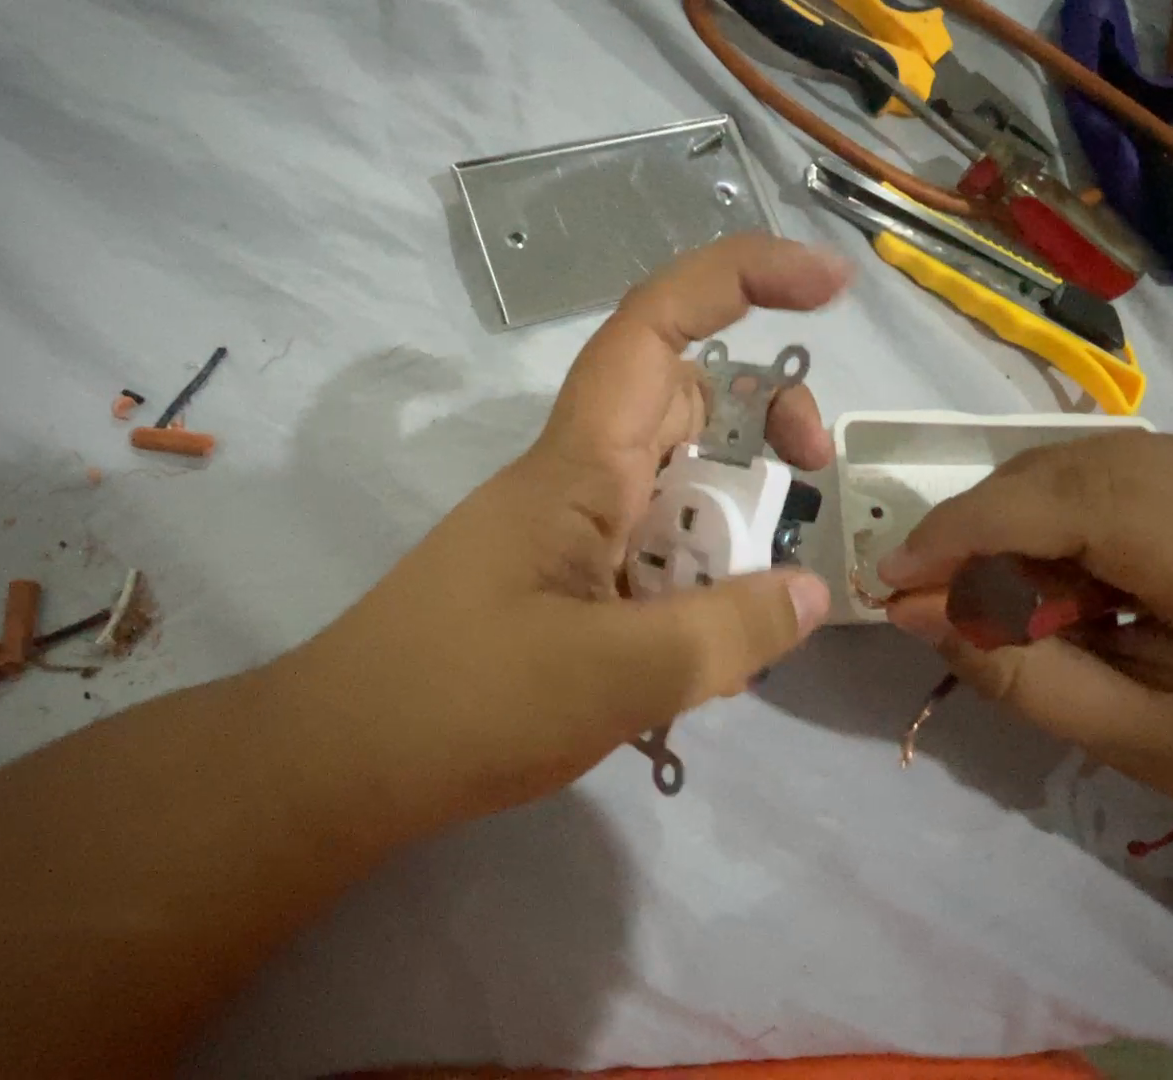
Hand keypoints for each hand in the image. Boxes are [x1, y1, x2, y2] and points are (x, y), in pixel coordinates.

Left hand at [278, 234, 848, 830]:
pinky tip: (704, 663)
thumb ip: (727, 634)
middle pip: (682, 406)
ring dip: (727, 537)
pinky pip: (646, 563)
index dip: (741, 280)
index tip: (830, 287)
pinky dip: (690, 594)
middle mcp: (573, 483)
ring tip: (754, 616)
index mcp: (578, 468)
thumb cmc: (464, 704)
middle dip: (762, 425)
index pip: (655, 331)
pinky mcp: (559, 589)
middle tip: (807, 485)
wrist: (342, 763)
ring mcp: (564, 537)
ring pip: (671, 495)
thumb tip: (811, 593)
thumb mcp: (617, 676)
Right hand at [876, 433, 1172, 852]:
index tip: (897, 572)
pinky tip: (1057, 568)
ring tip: (999, 587)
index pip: (1097, 505)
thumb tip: (909, 608)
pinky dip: (1059, 511)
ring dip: (1019, 515)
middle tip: (931, 584)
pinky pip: (1121, 465)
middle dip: (985, 521)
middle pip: (1086, 466)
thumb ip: (1014, 669)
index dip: (979, 526)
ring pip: (1093, 456)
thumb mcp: (1127, 738)